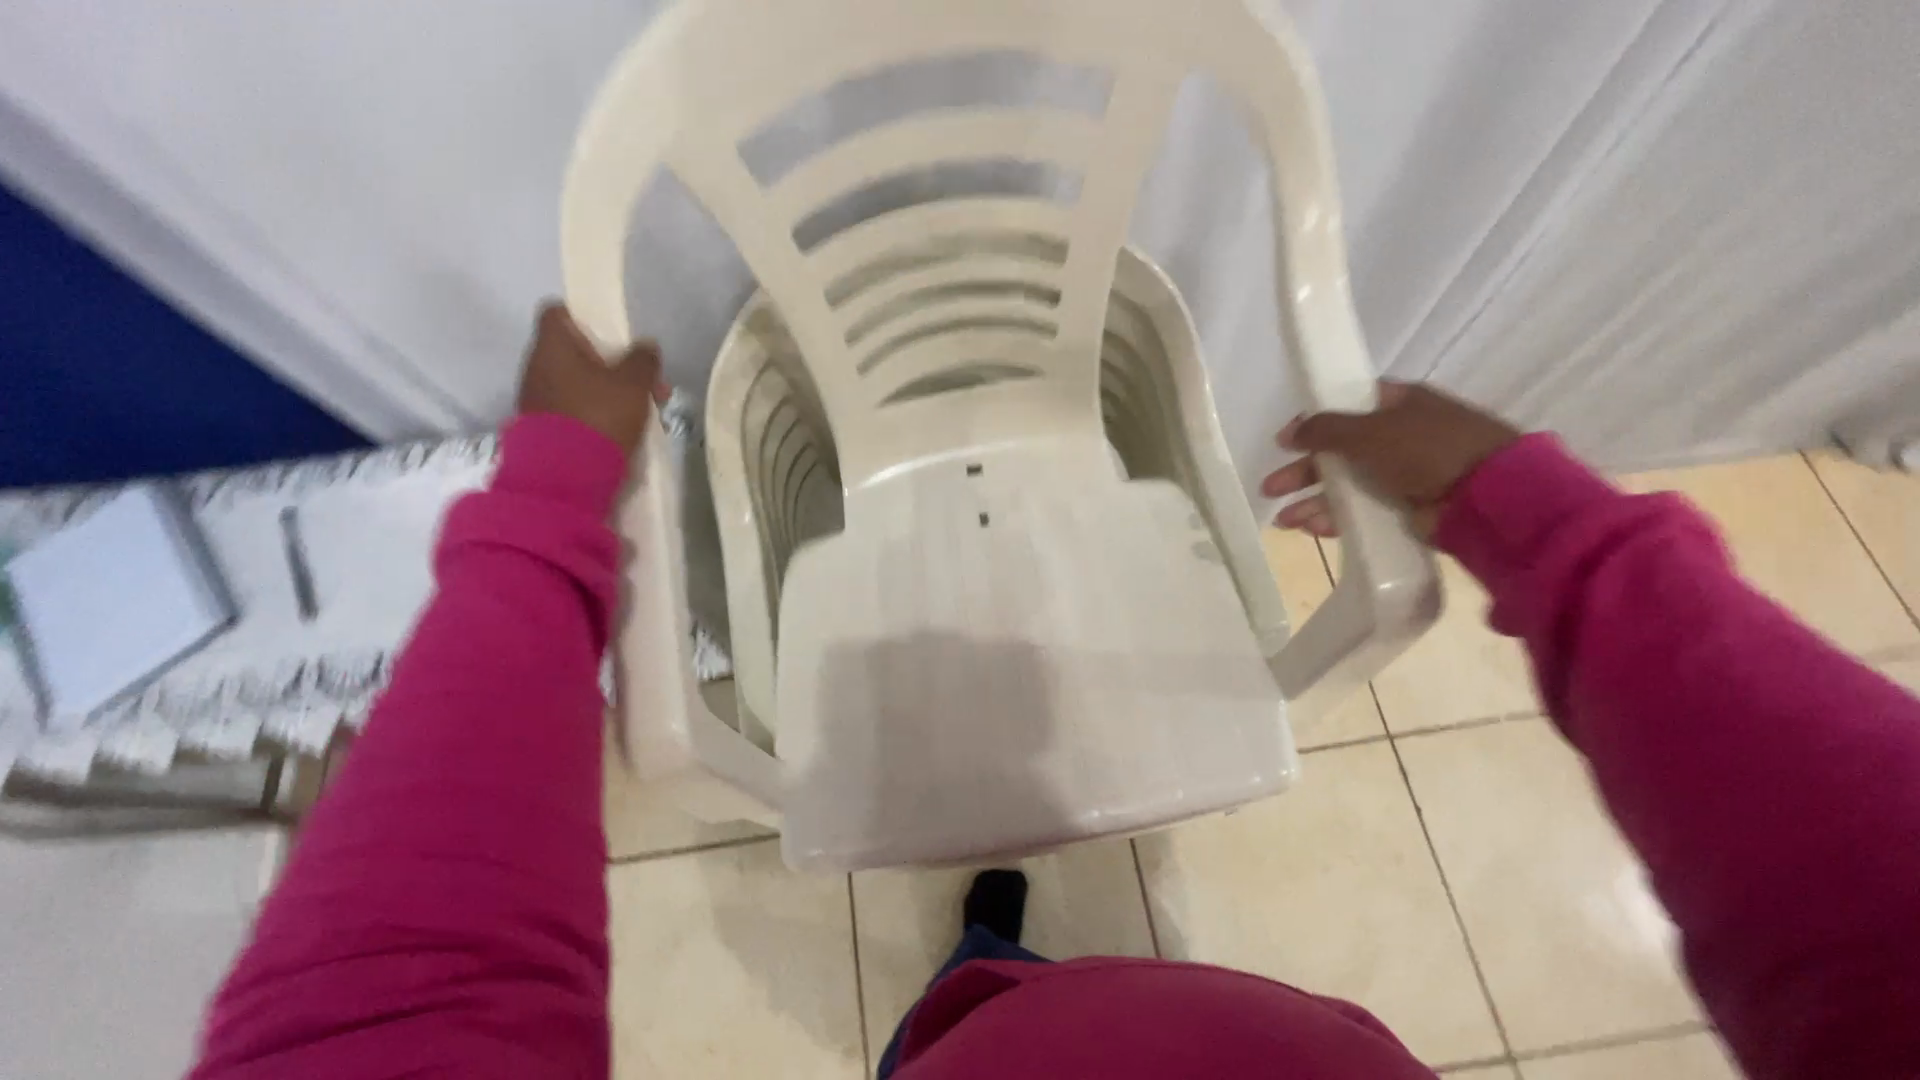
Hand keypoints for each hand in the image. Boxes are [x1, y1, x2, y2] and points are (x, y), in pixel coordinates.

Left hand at [515, 302, 667, 454]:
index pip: (558, 312)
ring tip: (641, 415)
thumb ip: (643, 360)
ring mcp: (536, 400)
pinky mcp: (541, 429)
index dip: (586, 318)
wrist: (565, 478)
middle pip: (575, 352)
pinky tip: (621, 433)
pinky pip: (573, 410)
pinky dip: (596, 415)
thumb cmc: (599, 416)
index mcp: (552, 346)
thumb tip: (645, 346)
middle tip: (646, 386)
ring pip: (578, 383)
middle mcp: (536, 367)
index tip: (615, 337)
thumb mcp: (634, 385)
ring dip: (608, 393)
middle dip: (614, 365)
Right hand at [1261, 381, 1519, 539]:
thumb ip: (1325, 430)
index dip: (1313, 423)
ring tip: (1284, 521)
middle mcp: (1400, 437)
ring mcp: (1405, 475)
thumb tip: (1291, 432)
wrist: (1489, 498)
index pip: (1346, 408)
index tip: (1284, 442)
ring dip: (1313, 502)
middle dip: (1303, 472)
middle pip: (1339, 453)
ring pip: (1347, 486)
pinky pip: (1362, 513)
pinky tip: (1311, 530)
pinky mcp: (1408, 510)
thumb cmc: (1427, 449)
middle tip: (1270, 489)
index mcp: (1398, 405)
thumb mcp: (1370, 431)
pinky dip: (1336, 520)